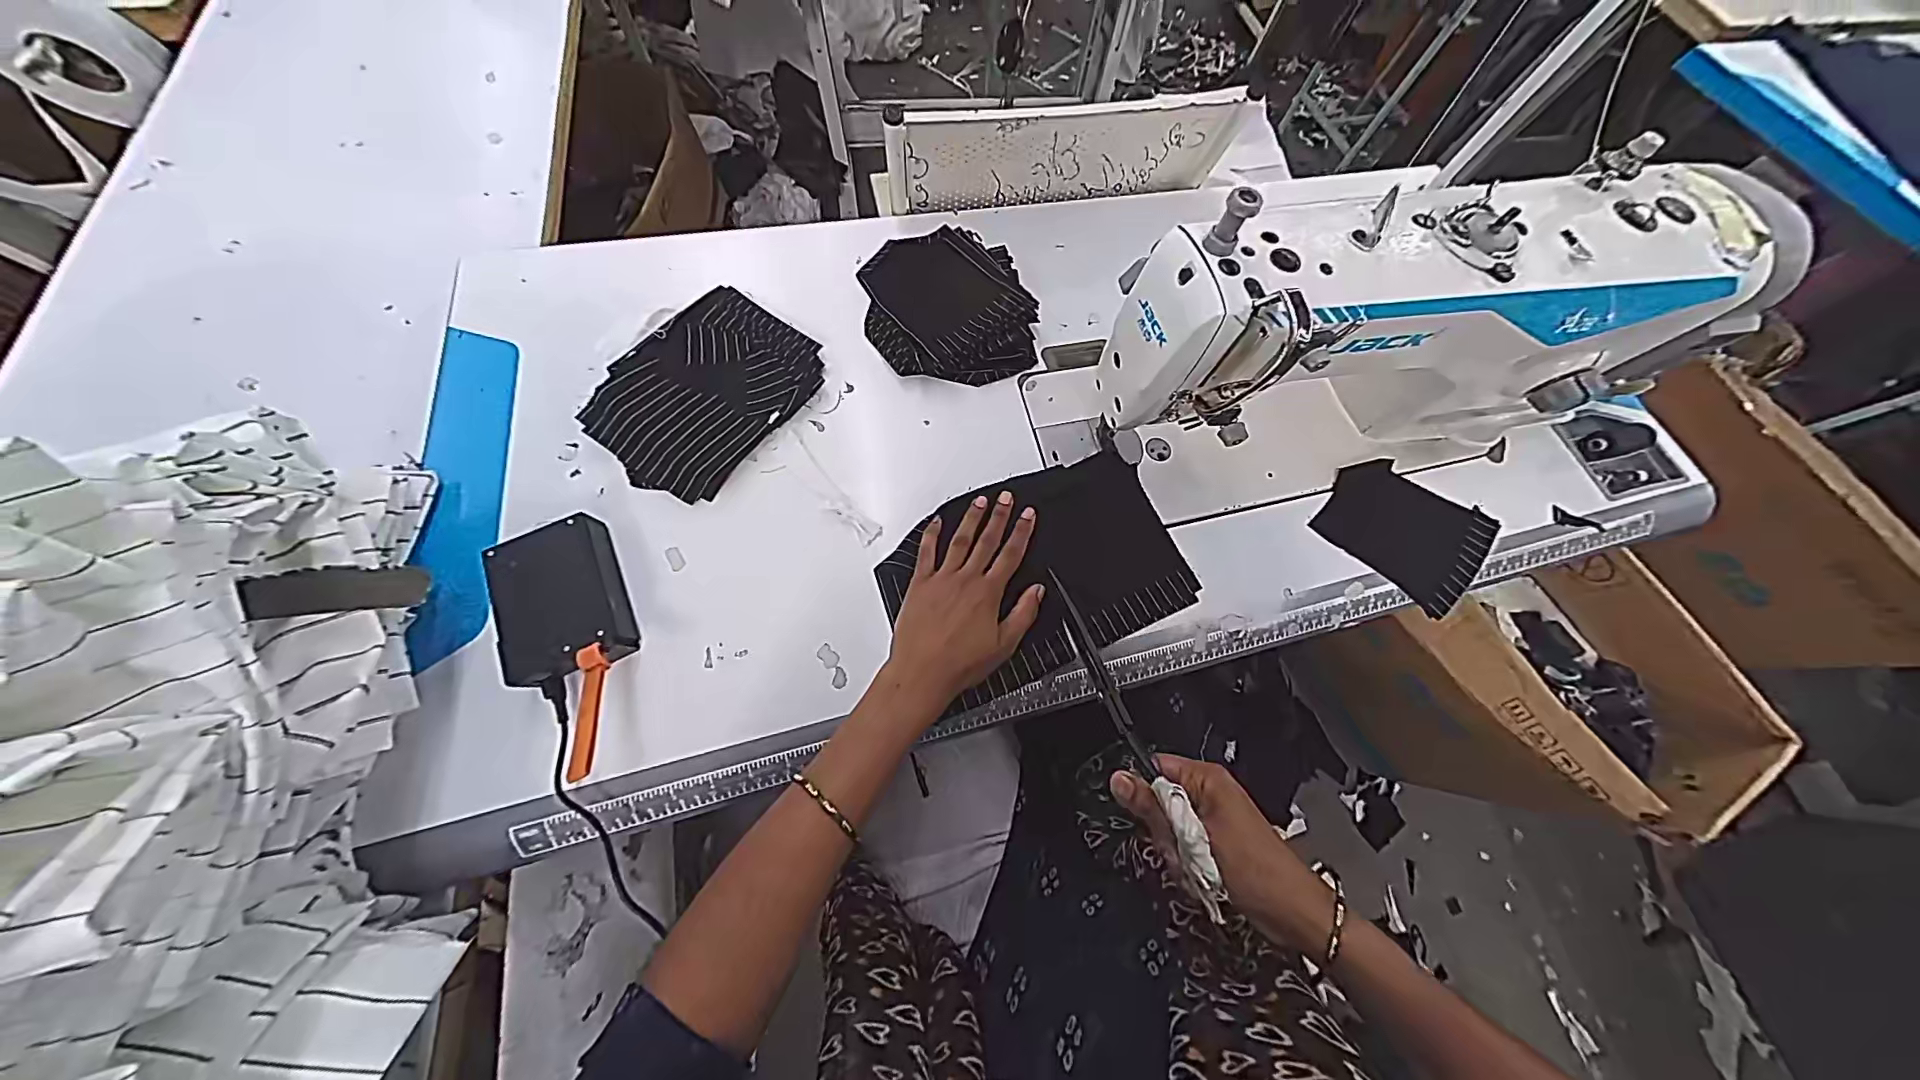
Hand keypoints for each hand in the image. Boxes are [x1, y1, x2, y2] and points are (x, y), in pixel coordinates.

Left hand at [884, 491, 1042, 707]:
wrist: (922, 672)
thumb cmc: (959, 663)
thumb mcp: (1004, 645)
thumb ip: (1023, 614)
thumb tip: (1036, 593)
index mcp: (988, 593)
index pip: (1010, 554)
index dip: (1022, 532)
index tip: (1027, 517)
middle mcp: (965, 580)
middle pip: (986, 540)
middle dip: (998, 516)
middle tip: (1005, 498)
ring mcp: (941, 579)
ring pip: (959, 540)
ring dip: (971, 519)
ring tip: (978, 502)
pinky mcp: (919, 585)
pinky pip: (926, 553)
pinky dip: (931, 535)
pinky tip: (936, 523)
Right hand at [1111, 754, 1336, 954]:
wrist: (1294, 913)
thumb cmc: (1256, 872)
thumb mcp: (1194, 838)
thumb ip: (1153, 807)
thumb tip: (1119, 779)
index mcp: (1207, 778)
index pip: (1153, 768)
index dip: (1144, 793)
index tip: (1149, 819)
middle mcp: (1211, 792)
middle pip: (1159, 802)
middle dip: (1163, 833)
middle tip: (1182, 851)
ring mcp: (1213, 818)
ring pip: (1169, 829)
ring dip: (1175, 854)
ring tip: (1197, 868)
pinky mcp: (1215, 842)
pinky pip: (1184, 847)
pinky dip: (1187, 865)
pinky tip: (1203, 877)